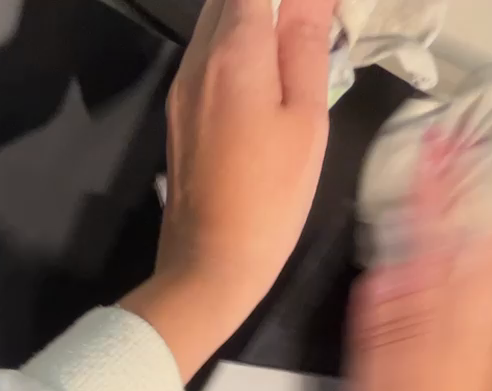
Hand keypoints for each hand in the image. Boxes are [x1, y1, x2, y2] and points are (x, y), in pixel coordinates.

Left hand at [121, 0, 336, 379]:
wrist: (209, 264)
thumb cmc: (270, 197)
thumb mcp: (306, 117)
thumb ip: (307, 42)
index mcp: (233, 52)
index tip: (314, 8)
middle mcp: (196, 62)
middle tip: (309, 23)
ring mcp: (180, 92)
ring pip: (214, 23)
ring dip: (253, 14)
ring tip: (297, 37)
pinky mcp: (178, 118)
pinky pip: (206, 57)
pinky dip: (236, 44)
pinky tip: (269, 66)